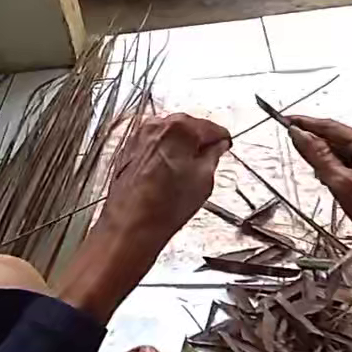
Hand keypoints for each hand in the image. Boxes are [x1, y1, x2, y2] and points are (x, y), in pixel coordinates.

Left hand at [64, 113, 229, 322]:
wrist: (130, 224)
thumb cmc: (163, 206)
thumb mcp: (204, 179)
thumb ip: (213, 155)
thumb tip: (216, 147)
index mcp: (180, 128)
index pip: (211, 127)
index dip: (221, 139)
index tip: (224, 146)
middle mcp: (157, 126)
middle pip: (187, 126)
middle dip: (199, 141)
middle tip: (209, 158)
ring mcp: (139, 136)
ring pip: (168, 135)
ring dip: (179, 147)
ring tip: (187, 171)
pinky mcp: (127, 149)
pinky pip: (152, 145)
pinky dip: (162, 153)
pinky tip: (167, 173)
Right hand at [285, 115, 351, 280]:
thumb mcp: (343, 188)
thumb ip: (319, 157)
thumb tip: (300, 135)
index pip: (331, 127)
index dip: (305, 124)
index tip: (287, 121)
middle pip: (343, 139)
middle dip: (321, 149)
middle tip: (304, 162)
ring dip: (335, 164)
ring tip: (329, 185)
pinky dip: (349, 172)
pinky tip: (344, 188)